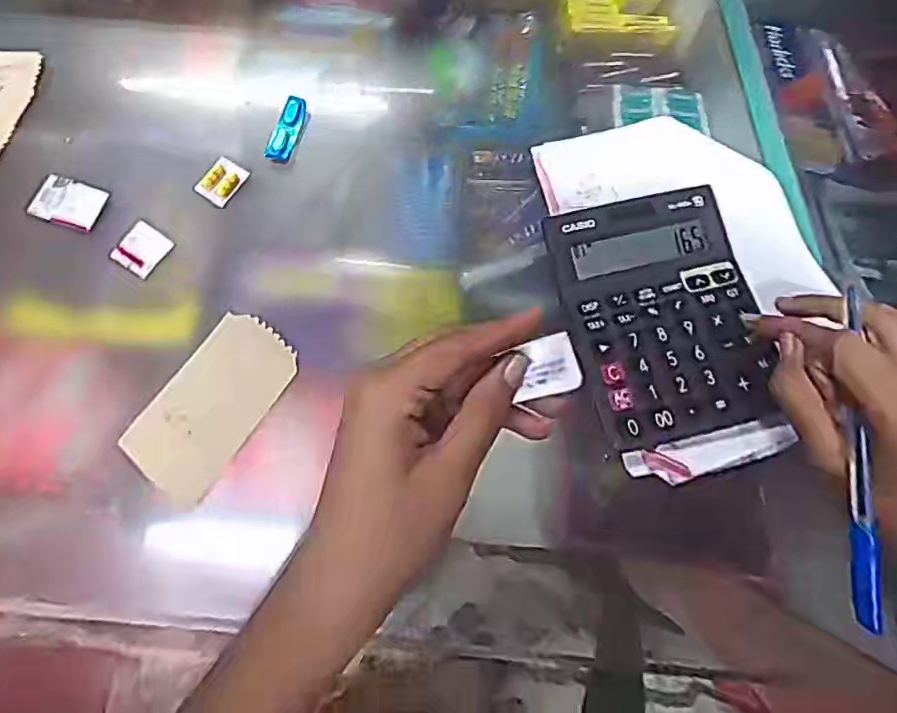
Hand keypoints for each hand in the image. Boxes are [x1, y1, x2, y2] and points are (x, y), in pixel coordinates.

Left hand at [304, 308, 553, 605]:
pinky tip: (515, 425)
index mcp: (387, 387)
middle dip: (502, 364)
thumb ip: (483, 411)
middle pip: (450, 357)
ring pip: (448, 382)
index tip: (537, 316)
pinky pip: (437, 403)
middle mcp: (380, 382)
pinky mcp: (388, 422)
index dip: (499, 331)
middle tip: (552, 370)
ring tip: (547, 411)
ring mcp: (383, 402)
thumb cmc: (395, 531)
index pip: (452, 346)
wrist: (344, 579)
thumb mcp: (450, 470)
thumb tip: (515, 364)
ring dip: (493, 393)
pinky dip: (472, 412)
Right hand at [754, 295, 896, 558]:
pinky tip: (862, 347)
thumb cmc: (896, 521)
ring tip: (819, 321)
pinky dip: (886, 331)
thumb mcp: (830, 464)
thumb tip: (786, 347)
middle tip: (785, 313)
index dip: (798, 328)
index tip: (764, 326)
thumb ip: (800, 398)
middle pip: (875, 318)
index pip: (842, 342)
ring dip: (856, 314)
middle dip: (825, 308)